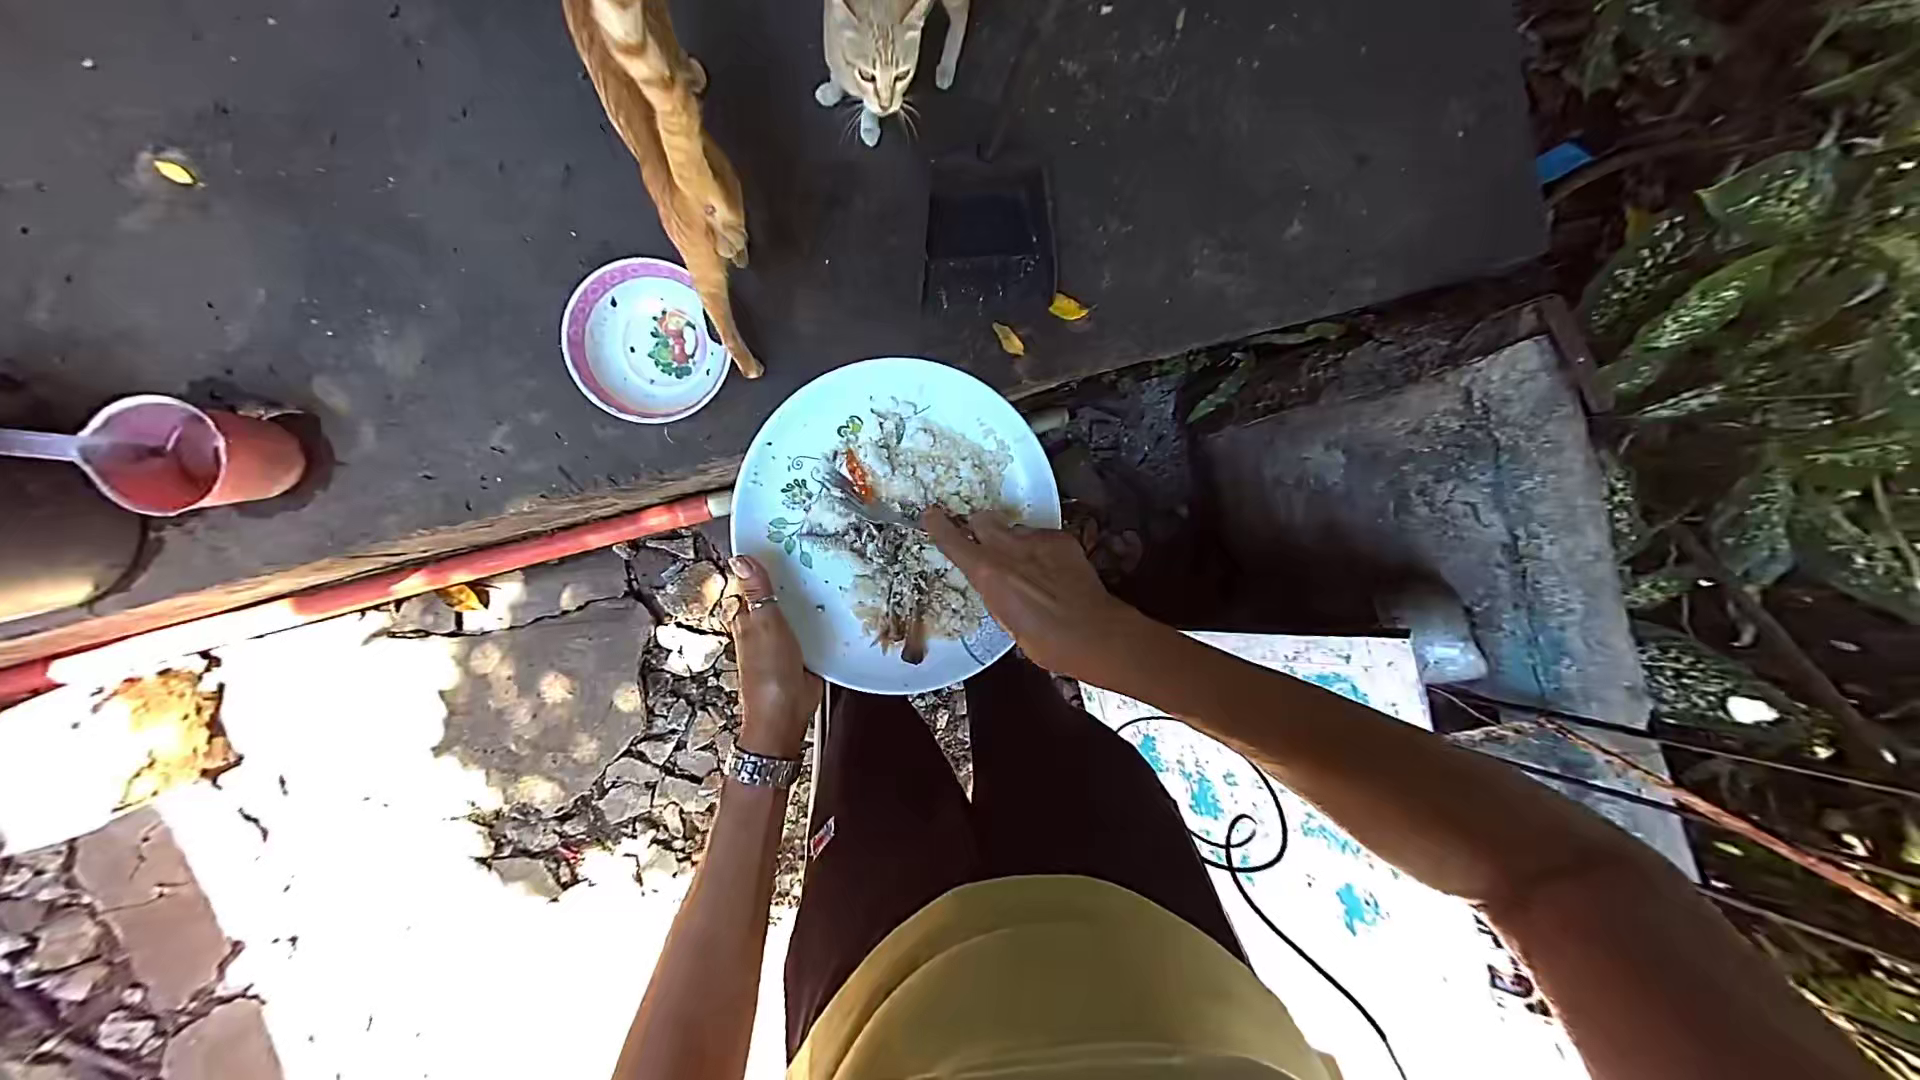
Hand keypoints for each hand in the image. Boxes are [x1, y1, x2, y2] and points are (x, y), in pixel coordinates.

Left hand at [719, 555, 820, 758]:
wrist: (787, 712)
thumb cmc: (768, 673)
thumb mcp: (763, 624)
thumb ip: (757, 592)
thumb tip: (741, 559)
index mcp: (746, 616)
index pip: (751, 580)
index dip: (763, 560)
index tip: (781, 537)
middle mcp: (763, 624)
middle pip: (776, 592)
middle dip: (791, 575)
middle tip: (811, 549)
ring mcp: (782, 637)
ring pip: (795, 607)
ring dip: (808, 595)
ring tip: (827, 570)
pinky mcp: (803, 648)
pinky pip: (812, 624)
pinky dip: (821, 615)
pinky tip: (834, 604)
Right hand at [923, 509, 1155, 681]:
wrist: (1094, 632)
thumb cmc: (1046, 641)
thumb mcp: (1007, 622)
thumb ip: (996, 594)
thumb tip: (996, 584)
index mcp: (988, 573)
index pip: (954, 541)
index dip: (939, 526)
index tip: (931, 515)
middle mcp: (1009, 549)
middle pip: (983, 519)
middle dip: (980, 527)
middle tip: (986, 544)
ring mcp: (1038, 540)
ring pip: (1015, 529)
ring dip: (1014, 542)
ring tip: (1030, 568)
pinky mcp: (1062, 539)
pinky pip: (1042, 536)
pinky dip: (1041, 549)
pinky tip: (1054, 570)